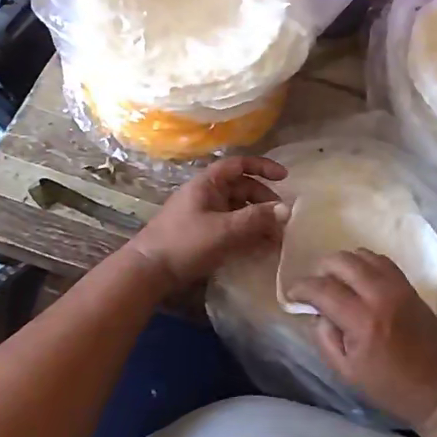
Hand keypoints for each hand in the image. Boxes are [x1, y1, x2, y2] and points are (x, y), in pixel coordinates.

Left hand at [127, 156, 288, 292]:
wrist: (149, 272)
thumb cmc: (185, 243)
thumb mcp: (224, 230)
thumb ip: (256, 219)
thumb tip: (287, 210)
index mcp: (208, 184)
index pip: (239, 165)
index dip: (263, 167)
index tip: (284, 177)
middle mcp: (207, 195)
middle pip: (243, 189)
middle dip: (265, 201)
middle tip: (283, 218)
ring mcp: (205, 215)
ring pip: (239, 210)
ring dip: (259, 220)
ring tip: (277, 237)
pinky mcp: (204, 235)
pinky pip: (232, 227)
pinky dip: (248, 233)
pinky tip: (262, 247)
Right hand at [288, 249, 436, 431]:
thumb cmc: (390, 387)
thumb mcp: (346, 372)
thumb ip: (325, 338)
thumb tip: (316, 312)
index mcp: (362, 321)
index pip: (323, 289)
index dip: (302, 287)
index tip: (292, 294)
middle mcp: (380, 295)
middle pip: (342, 261)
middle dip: (321, 270)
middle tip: (315, 287)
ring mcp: (398, 286)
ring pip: (361, 254)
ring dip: (343, 263)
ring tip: (336, 281)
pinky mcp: (409, 285)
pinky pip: (381, 260)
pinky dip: (364, 263)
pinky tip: (358, 279)